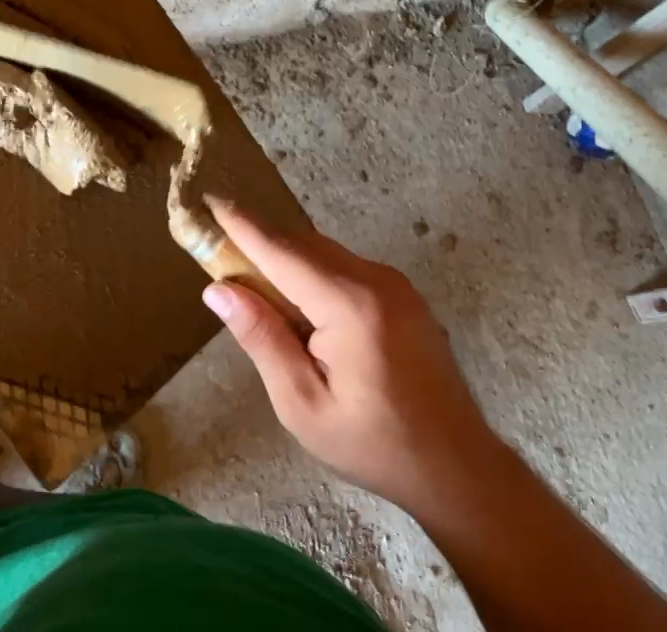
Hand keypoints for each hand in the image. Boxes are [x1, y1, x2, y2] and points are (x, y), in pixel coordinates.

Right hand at [201, 200, 501, 509]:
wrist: (457, 466)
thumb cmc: (374, 444)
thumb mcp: (302, 404)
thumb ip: (262, 339)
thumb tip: (218, 289)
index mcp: (350, 306)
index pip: (281, 251)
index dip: (241, 225)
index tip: (209, 199)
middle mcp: (376, 281)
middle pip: (302, 244)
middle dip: (257, 239)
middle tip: (215, 246)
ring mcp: (395, 285)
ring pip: (323, 253)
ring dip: (284, 258)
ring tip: (247, 277)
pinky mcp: (402, 295)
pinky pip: (343, 268)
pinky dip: (309, 272)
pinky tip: (294, 301)